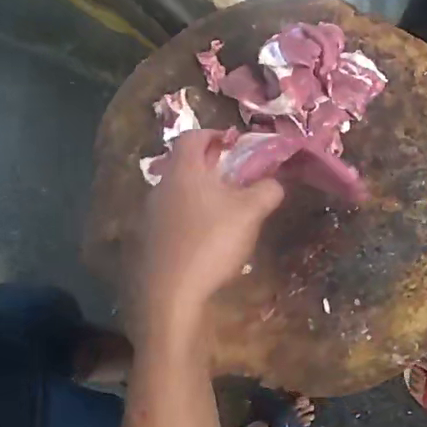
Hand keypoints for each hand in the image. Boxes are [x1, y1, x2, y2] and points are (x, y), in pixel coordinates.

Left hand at [128, 129, 284, 339]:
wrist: (172, 292)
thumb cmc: (212, 241)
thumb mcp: (251, 212)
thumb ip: (267, 190)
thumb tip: (274, 182)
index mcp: (184, 172)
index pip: (192, 137)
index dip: (215, 134)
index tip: (237, 144)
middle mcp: (162, 187)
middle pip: (187, 164)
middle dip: (215, 166)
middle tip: (242, 177)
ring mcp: (153, 214)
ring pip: (182, 191)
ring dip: (206, 193)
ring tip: (233, 209)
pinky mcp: (153, 239)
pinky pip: (177, 216)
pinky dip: (197, 216)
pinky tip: (214, 237)